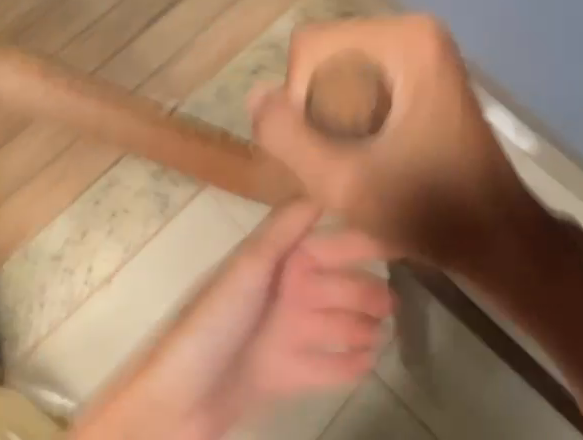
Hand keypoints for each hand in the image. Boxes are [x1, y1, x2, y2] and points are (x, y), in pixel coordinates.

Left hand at [73, 203, 393, 439]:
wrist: (177, 400)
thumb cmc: (213, 323)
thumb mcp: (249, 265)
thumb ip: (286, 225)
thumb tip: (324, 182)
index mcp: (280, 260)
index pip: (333, 243)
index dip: (366, 241)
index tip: (405, 239)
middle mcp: (289, 292)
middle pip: (343, 286)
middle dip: (368, 292)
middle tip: (395, 304)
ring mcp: (289, 334)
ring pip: (341, 324)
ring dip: (363, 328)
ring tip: (382, 334)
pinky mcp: (288, 373)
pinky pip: (329, 365)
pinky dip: (349, 364)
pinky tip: (368, 362)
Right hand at [250, 14, 543, 271]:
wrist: (494, 234)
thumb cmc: (425, 208)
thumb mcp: (342, 181)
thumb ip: (287, 136)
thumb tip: (255, 93)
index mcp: (404, 40)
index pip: (311, 48)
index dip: (299, 102)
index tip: (321, 153)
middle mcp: (416, 31)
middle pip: (327, 57)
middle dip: (318, 112)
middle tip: (336, 164)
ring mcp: (425, 51)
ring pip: (342, 72)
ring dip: (333, 118)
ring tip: (351, 164)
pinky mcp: (427, 73)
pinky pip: (365, 82)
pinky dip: (354, 117)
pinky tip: (367, 156)